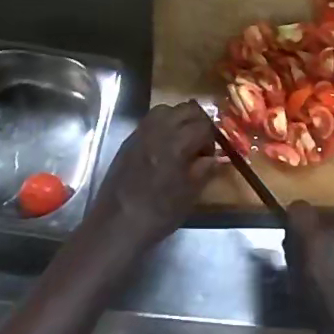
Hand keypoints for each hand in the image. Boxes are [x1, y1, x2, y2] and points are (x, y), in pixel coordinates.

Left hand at [80, 102, 218, 255]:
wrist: (117, 223)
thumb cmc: (157, 214)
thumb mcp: (188, 197)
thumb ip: (204, 171)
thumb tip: (216, 158)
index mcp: (176, 145)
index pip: (203, 125)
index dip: (212, 138)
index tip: (210, 155)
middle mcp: (158, 131)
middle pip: (185, 109)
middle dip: (199, 121)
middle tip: (201, 142)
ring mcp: (140, 133)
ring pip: (166, 109)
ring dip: (179, 118)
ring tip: (183, 140)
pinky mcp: (128, 140)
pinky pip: (149, 121)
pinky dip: (162, 124)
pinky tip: (164, 145)